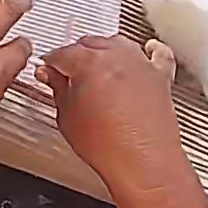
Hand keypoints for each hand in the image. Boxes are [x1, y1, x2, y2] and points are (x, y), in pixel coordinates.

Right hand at [38, 37, 189, 203]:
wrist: (143, 164)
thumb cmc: (108, 146)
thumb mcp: (68, 116)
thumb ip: (57, 89)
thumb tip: (52, 77)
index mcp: (88, 62)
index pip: (61, 53)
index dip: (50, 62)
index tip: (47, 70)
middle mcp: (116, 56)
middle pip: (89, 43)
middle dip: (74, 54)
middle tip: (65, 72)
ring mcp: (140, 65)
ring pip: (118, 43)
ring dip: (104, 50)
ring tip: (96, 66)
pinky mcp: (160, 77)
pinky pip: (157, 54)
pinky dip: (150, 50)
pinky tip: (147, 49)